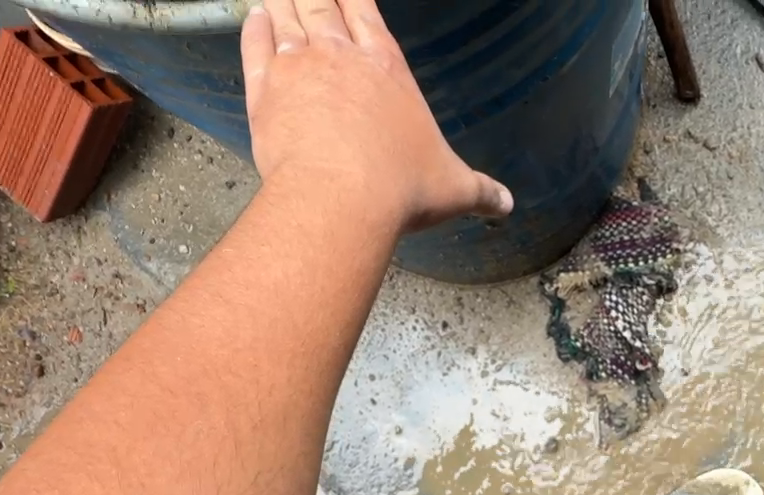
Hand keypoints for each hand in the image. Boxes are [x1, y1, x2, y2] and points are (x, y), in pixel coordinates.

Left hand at [240, 0, 512, 231]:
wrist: (343, 200)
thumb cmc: (405, 189)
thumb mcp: (455, 190)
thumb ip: (482, 192)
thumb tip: (508, 205)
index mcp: (387, 68)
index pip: (364, 10)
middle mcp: (341, 56)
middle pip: (321, 1)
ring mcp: (298, 68)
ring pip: (285, 14)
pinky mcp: (265, 91)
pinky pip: (255, 45)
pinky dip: (255, 27)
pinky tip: (256, 17)